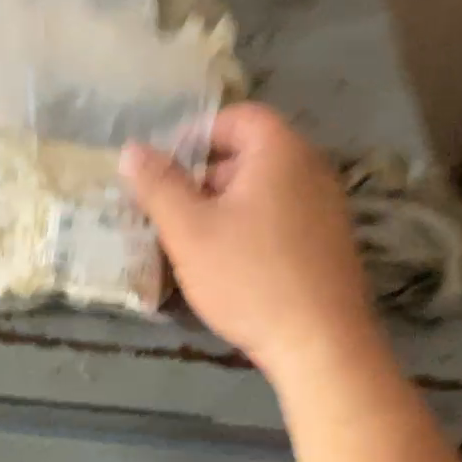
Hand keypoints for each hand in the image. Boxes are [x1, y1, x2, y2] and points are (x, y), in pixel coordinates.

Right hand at [122, 103, 376, 375]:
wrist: (320, 343)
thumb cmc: (249, 279)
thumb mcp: (189, 232)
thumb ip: (158, 187)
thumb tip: (131, 150)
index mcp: (280, 151)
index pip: (235, 118)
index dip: (193, 138)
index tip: (162, 174)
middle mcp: (311, 169)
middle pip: (249, 156)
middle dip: (204, 180)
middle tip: (171, 216)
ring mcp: (327, 208)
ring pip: (264, 194)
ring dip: (225, 211)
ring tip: (194, 247)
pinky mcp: (330, 246)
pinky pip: (282, 222)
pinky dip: (252, 233)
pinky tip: (232, 270)